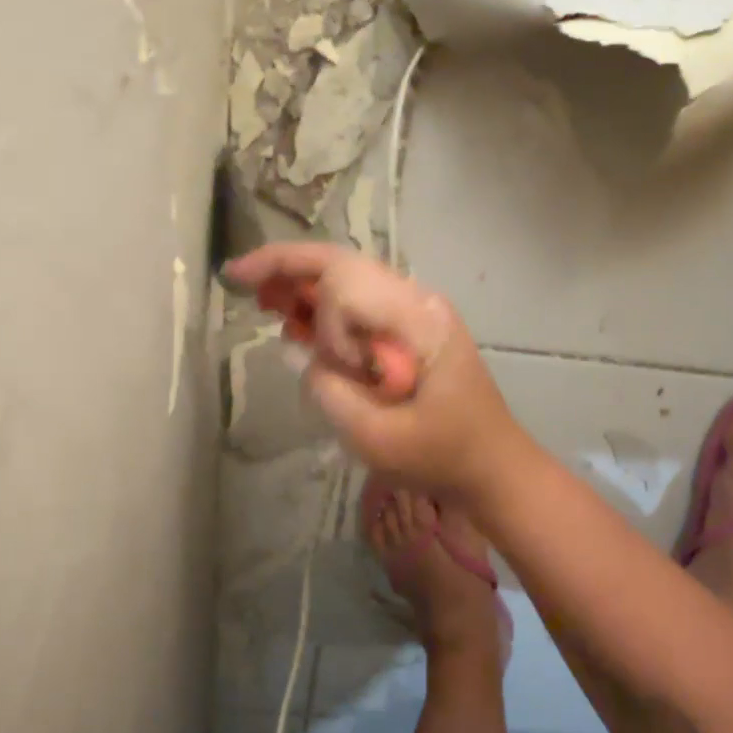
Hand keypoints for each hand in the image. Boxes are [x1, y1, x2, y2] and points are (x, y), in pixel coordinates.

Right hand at [224, 242, 528, 496]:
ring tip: (260, 295)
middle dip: (288, 266)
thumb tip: (307, 358)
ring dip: (303, 282)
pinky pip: (361, 303)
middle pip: (343, 264)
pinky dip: (324, 305)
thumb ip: (331, 393)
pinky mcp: (412, 331)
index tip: (315, 356)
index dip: (314, 311)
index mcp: (417, 320)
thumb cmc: (442, 458)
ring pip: (349, 278)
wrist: (493, 468)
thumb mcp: (377, 439)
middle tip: (239, 278)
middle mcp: (418, 301)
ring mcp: (417, 313)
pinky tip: (296, 316)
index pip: (345, 281)